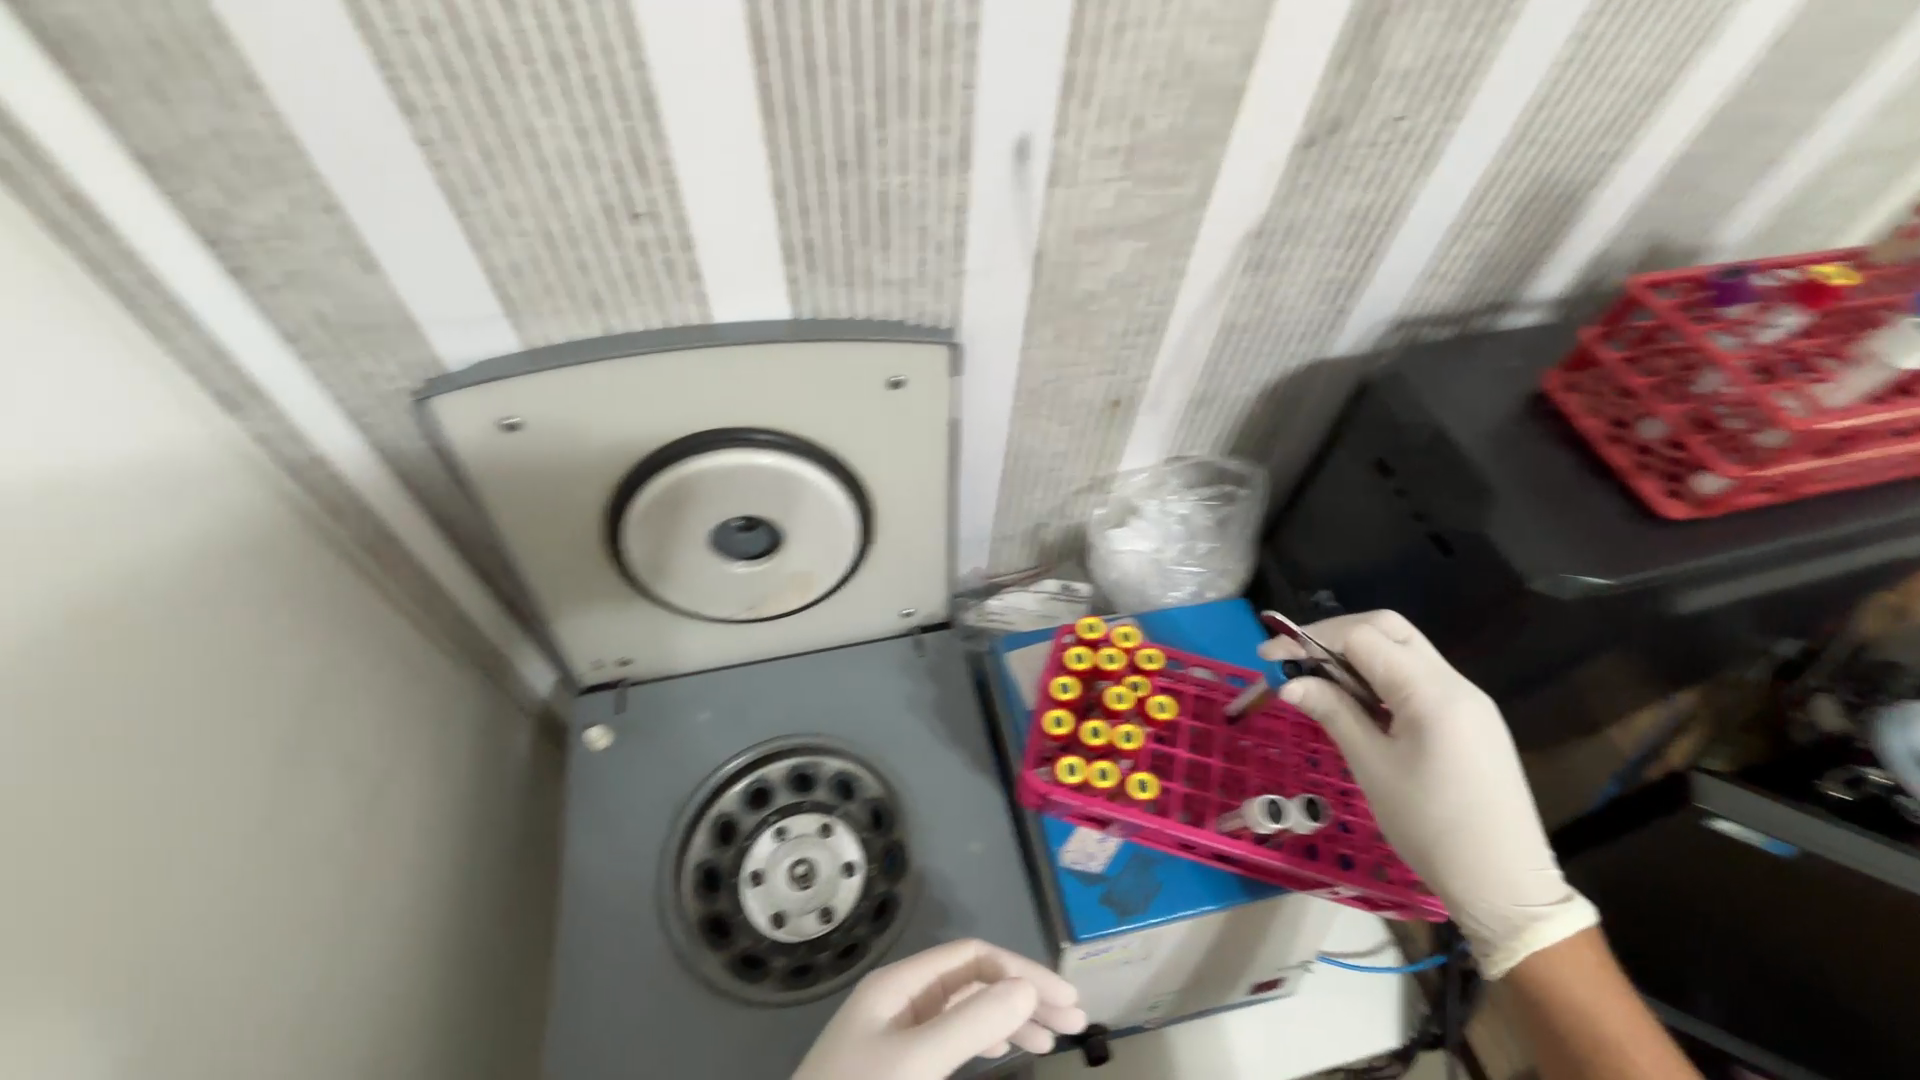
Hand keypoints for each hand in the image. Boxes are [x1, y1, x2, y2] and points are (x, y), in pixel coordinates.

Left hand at [792, 939, 1087, 1079]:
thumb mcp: (916, 1062)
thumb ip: (971, 1024)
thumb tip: (1027, 986)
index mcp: (898, 985)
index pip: (972, 958)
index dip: (1020, 971)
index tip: (1063, 1001)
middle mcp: (899, 1000)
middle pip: (972, 982)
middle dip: (1022, 996)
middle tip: (1074, 1021)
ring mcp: (896, 1033)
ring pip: (964, 1012)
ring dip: (1009, 1020)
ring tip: (1051, 1040)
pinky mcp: (896, 1065)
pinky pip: (950, 1037)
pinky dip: (983, 1040)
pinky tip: (1002, 1051)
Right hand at [1260, 610, 1596, 977]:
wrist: (1505, 882)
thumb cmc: (1431, 827)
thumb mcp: (1371, 767)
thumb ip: (1333, 713)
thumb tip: (1288, 683)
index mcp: (1431, 692)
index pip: (1362, 637)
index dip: (1310, 639)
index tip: (1268, 656)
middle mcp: (1454, 683)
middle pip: (1388, 630)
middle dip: (1335, 635)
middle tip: (1295, 659)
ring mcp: (1468, 700)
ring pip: (1405, 651)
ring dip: (1357, 654)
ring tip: (1319, 683)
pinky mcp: (1471, 719)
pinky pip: (1419, 679)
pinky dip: (1381, 677)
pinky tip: (1358, 704)